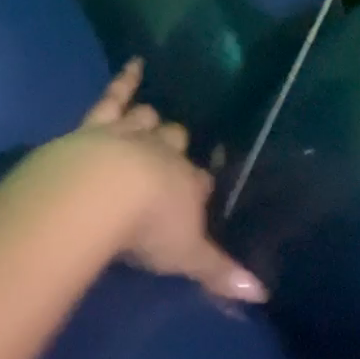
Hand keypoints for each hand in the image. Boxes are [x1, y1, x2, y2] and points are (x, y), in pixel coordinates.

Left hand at [36, 59, 266, 302]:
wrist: (99, 191)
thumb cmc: (148, 226)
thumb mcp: (186, 256)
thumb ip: (220, 271)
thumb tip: (263, 295)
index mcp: (187, 184)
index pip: (200, 182)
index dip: (200, 185)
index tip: (203, 188)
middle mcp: (163, 152)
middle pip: (175, 142)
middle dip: (176, 145)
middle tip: (176, 151)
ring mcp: (130, 135)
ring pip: (148, 120)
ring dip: (151, 119)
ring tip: (154, 117)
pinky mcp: (97, 125)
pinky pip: (113, 97)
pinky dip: (125, 79)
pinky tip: (133, 63)